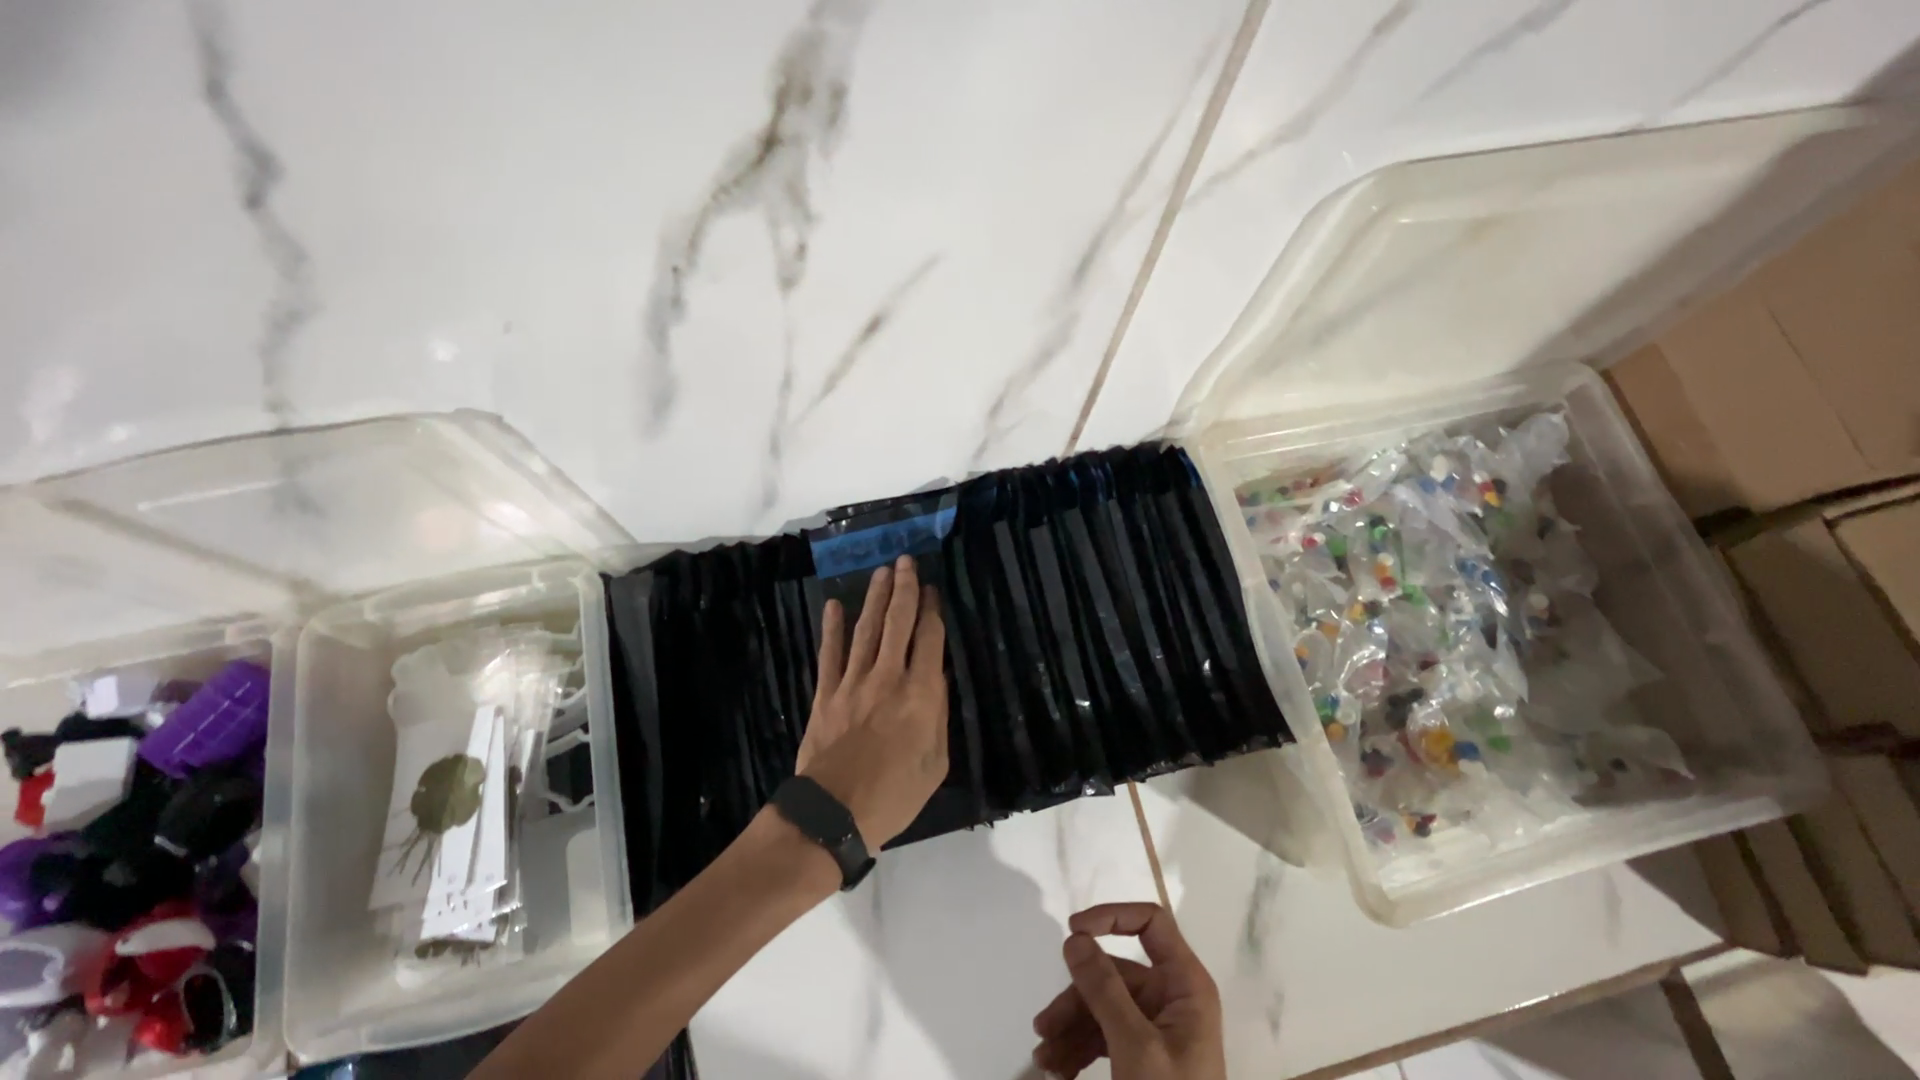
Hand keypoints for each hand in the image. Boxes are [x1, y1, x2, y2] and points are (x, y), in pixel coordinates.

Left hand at [795, 555, 949, 849]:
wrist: (835, 812)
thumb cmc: (895, 794)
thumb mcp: (936, 761)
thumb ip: (938, 715)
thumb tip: (937, 679)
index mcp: (921, 694)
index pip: (929, 639)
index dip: (932, 610)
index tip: (934, 589)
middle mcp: (888, 677)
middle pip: (898, 623)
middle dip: (904, 589)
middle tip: (906, 561)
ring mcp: (852, 682)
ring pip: (866, 629)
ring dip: (874, 598)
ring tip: (881, 572)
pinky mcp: (825, 693)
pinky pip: (830, 653)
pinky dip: (832, 628)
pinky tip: (833, 605)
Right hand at [1032, 904, 1224, 1079]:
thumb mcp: (1134, 1045)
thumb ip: (1104, 988)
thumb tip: (1075, 937)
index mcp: (1184, 984)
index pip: (1150, 924)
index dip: (1111, 917)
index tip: (1072, 932)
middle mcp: (1172, 997)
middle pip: (1114, 972)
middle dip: (1076, 997)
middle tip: (1043, 1026)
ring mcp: (1157, 1027)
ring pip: (1103, 1006)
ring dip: (1070, 1028)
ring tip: (1045, 1059)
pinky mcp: (1143, 1054)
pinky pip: (1104, 1035)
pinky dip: (1079, 1048)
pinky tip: (1056, 1068)